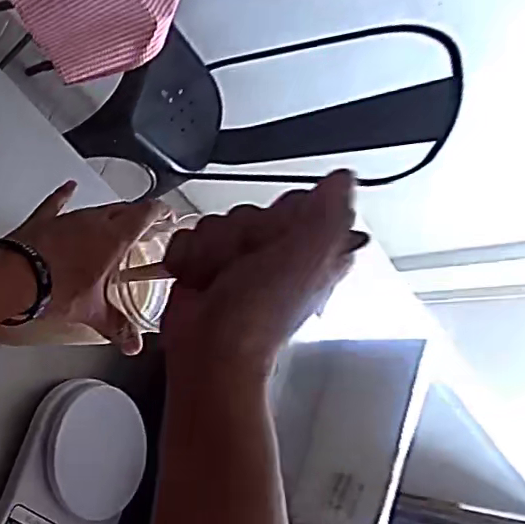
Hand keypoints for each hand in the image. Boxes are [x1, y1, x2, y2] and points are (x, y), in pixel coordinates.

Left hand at [0, 181, 165, 354]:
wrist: (11, 280)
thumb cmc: (53, 290)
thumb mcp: (91, 311)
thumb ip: (116, 326)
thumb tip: (131, 344)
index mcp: (114, 237)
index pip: (148, 213)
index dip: (161, 213)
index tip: (168, 217)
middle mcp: (92, 221)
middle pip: (122, 210)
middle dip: (135, 216)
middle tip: (143, 226)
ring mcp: (65, 220)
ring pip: (92, 209)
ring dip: (103, 215)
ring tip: (112, 220)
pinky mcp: (40, 223)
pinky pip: (54, 205)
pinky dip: (62, 197)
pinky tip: (67, 188)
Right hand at [160, 170, 370, 378]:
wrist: (207, 345)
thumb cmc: (259, 314)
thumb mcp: (309, 257)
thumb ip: (331, 212)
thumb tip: (340, 178)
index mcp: (313, 244)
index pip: (293, 201)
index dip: (279, 219)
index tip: (277, 245)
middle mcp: (275, 249)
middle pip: (248, 211)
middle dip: (237, 239)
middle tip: (242, 269)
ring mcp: (234, 258)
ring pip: (213, 224)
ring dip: (208, 252)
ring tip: (216, 279)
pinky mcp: (199, 265)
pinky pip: (185, 239)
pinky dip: (184, 259)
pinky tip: (195, 280)